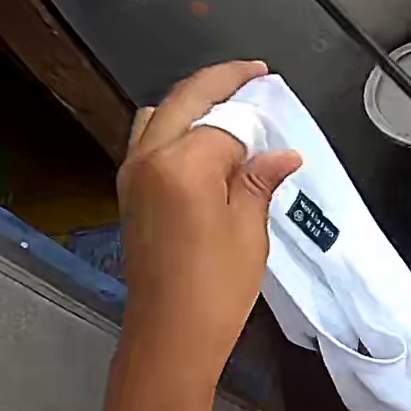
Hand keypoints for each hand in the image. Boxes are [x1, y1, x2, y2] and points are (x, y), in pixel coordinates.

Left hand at [117, 61, 300, 380]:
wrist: (171, 334)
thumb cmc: (216, 287)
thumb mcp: (249, 230)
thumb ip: (258, 180)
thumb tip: (282, 154)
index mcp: (181, 164)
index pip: (222, 123)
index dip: (253, 115)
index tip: (273, 93)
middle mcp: (147, 158)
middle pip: (182, 101)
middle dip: (218, 82)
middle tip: (251, 76)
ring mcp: (131, 176)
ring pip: (158, 117)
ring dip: (190, 105)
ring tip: (227, 112)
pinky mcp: (128, 195)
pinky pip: (148, 142)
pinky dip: (174, 130)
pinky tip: (202, 148)